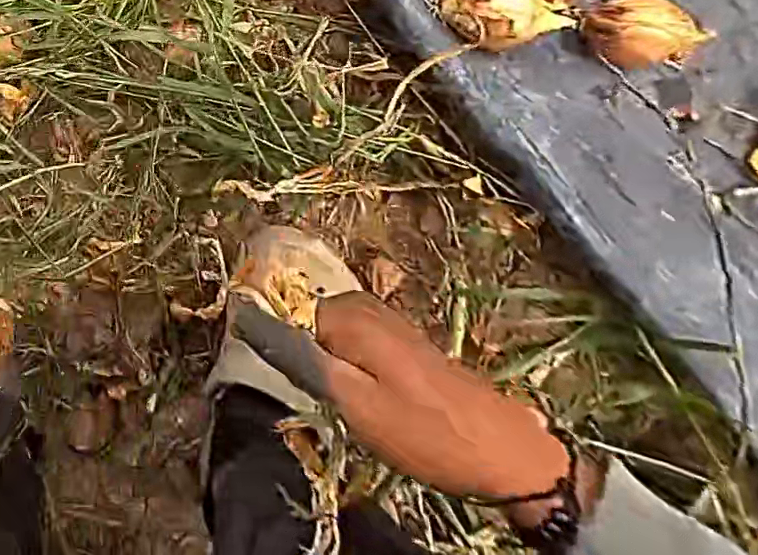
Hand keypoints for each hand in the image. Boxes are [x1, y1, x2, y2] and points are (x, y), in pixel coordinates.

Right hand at [234, 293, 595, 526]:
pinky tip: (371, 397)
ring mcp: (383, 317)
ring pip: (327, 334)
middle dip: (306, 357)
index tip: (298, 387)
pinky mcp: (398, 335)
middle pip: (304, 323)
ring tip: (352, 403)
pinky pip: (351, 340)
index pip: (281, 317)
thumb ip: (301, 358)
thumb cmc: (425, 433)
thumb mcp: (354, 402)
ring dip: (328, 364)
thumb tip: (248, 318)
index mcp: (346, 315)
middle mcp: (361, 303)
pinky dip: (349, 364)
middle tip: (330, 402)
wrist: (508, 453)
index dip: (279, 350)